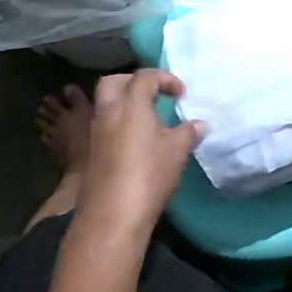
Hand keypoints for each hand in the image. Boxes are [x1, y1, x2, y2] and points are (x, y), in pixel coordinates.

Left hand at [76, 70, 202, 239]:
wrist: (112, 214)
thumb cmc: (148, 174)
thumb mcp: (177, 151)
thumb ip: (188, 132)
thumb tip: (199, 124)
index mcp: (130, 104)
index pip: (144, 77)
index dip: (164, 79)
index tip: (181, 94)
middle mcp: (108, 111)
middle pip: (114, 82)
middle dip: (134, 83)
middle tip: (154, 95)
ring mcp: (96, 132)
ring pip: (106, 104)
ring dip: (125, 104)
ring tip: (148, 120)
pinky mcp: (92, 151)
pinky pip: (104, 124)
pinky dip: (119, 123)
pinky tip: (137, 141)